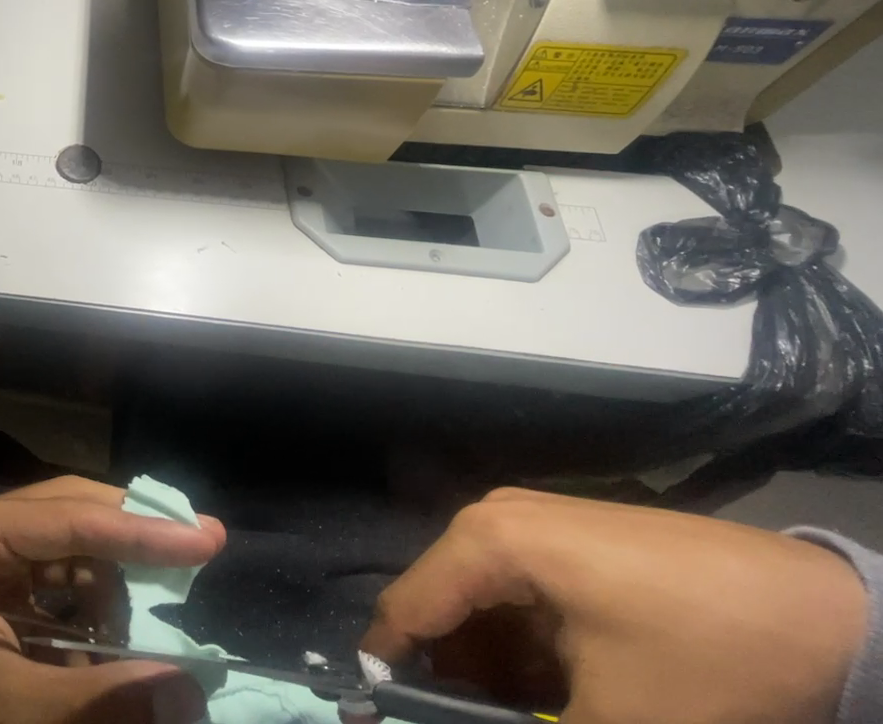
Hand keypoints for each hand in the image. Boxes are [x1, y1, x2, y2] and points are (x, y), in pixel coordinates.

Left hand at [0, 476, 225, 723]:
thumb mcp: (6, 708)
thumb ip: (99, 698)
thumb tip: (188, 688)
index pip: (72, 519)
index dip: (144, 531)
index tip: (208, 539)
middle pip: (72, 509)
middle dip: (134, 532)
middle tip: (199, 548)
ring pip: (68, 539)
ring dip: (115, 569)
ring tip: (157, 605)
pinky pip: (55, 574)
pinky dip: (92, 598)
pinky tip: (115, 631)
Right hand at [362, 488, 866, 723]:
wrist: (839, 618)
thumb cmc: (706, 659)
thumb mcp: (614, 720)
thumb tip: (461, 722)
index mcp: (489, 540)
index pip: (409, 606)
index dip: (389, 665)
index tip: (381, 710)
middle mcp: (496, 515)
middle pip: (444, 599)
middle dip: (447, 667)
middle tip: (458, 716)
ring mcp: (535, 516)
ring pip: (482, 595)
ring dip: (488, 658)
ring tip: (512, 708)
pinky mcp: (572, 531)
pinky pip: (519, 585)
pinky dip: (524, 638)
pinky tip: (553, 683)